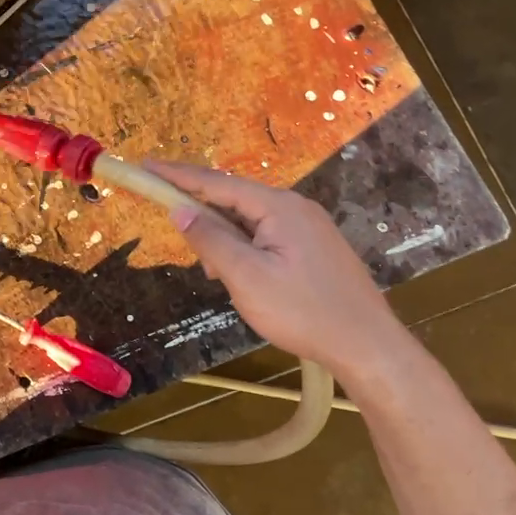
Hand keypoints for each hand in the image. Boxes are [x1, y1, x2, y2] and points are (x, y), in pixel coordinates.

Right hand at [146, 161, 410, 377]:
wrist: (370, 348)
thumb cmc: (303, 311)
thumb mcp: (245, 277)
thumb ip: (209, 239)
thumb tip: (179, 209)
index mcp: (278, 207)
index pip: (216, 182)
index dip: (177, 175)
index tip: (145, 166)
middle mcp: (295, 208)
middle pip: (234, 200)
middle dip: (201, 215)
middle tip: (177, 236)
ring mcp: (309, 228)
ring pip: (250, 221)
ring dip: (224, 239)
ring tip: (213, 273)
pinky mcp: (315, 249)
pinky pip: (267, 236)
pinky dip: (243, 248)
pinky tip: (240, 276)